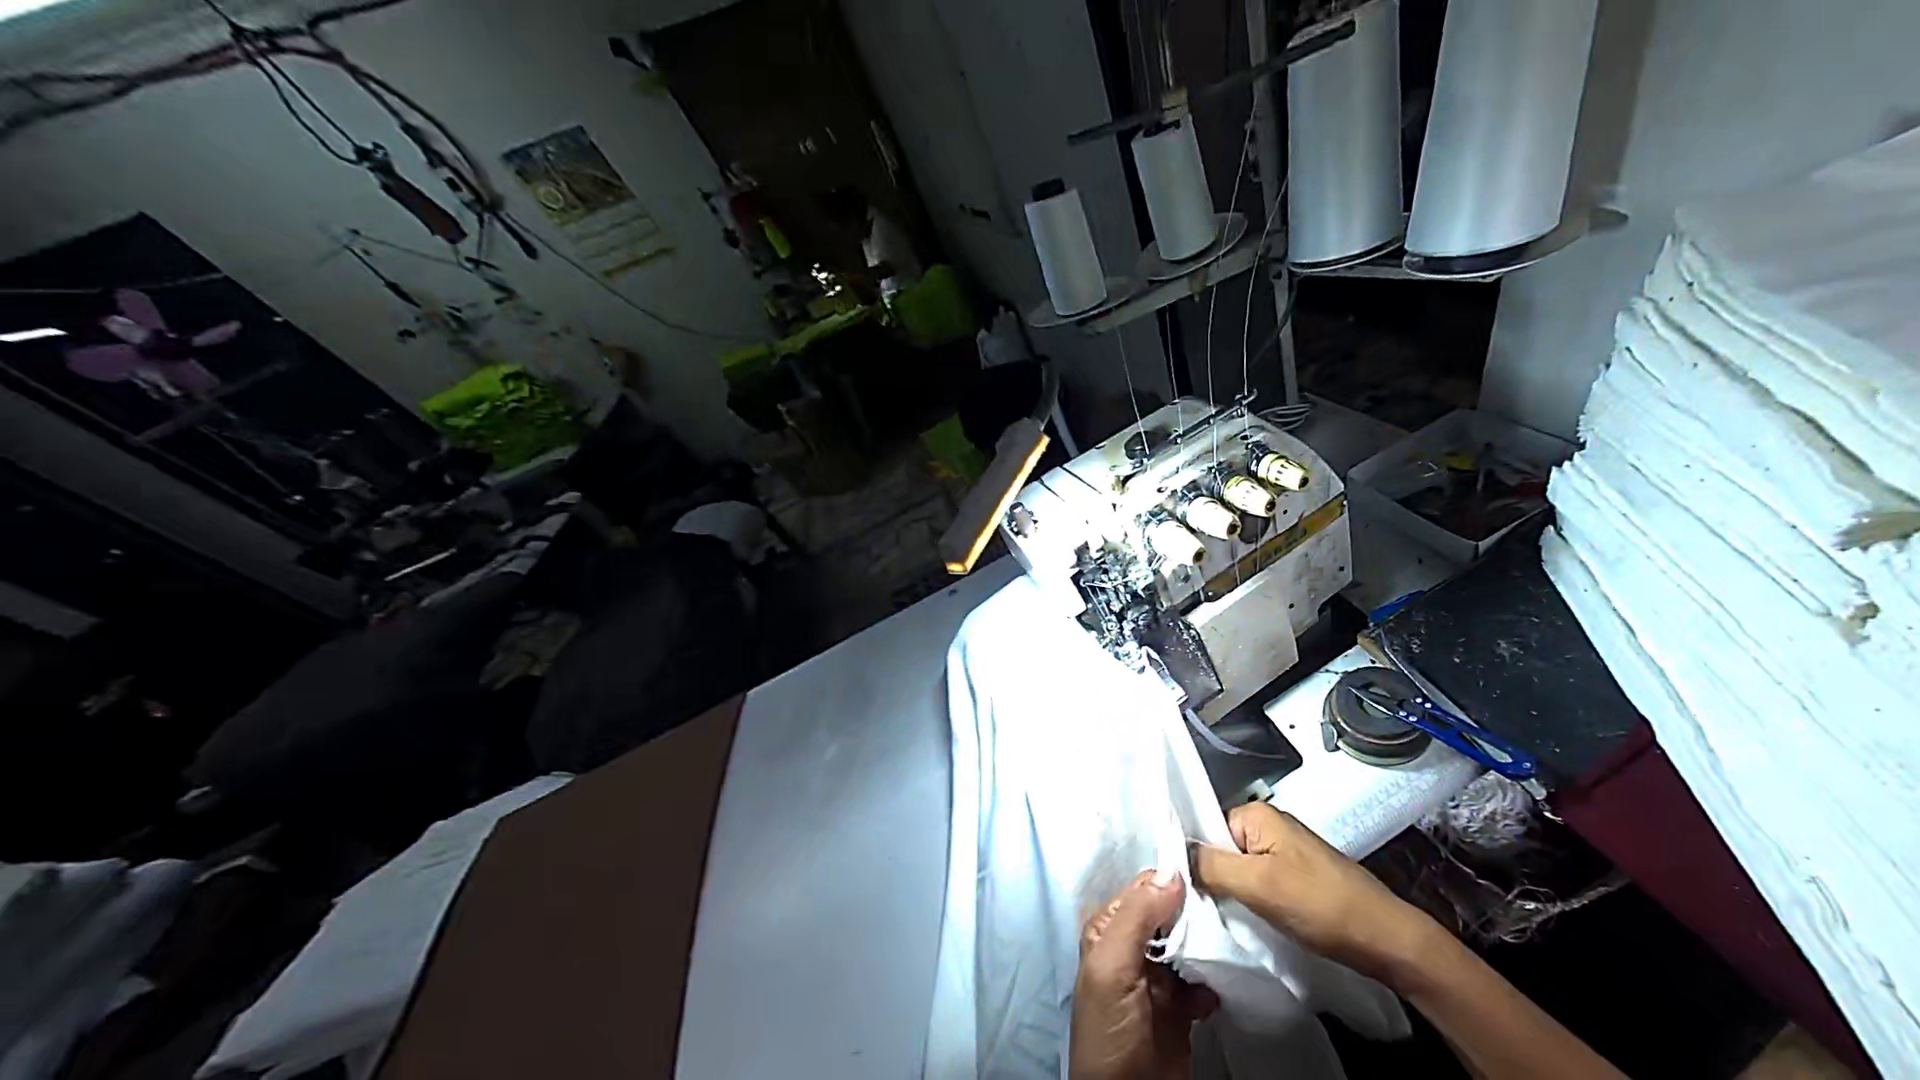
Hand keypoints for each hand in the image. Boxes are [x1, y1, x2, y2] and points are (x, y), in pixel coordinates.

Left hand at [1068, 871, 1218, 1079]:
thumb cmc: (1109, 1029)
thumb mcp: (1113, 966)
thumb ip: (1138, 917)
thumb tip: (1172, 870)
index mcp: (1111, 928)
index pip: (1146, 889)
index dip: (1174, 881)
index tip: (1209, 878)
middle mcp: (1133, 945)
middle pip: (1172, 913)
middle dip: (1197, 913)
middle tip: (1227, 912)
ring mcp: (1158, 976)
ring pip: (1190, 943)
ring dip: (1209, 946)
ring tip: (1226, 948)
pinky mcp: (1181, 1006)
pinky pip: (1204, 980)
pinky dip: (1214, 982)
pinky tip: (1218, 989)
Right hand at [1190, 803, 1436, 983]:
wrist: (1387, 942)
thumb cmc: (1321, 906)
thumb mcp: (1258, 884)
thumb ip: (1210, 866)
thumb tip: (1173, 857)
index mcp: (1257, 815)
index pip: (1203, 828)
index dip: (1192, 857)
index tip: (1182, 887)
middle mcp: (1268, 826)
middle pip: (1218, 849)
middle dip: (1210, 877)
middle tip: (1201, 906)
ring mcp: (1283, 853)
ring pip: (1236, 870)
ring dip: (1229, 892)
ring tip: (1222, 915)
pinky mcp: (1294, 878)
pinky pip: (1255, 884)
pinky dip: (1248, 901)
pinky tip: (1246, 919)